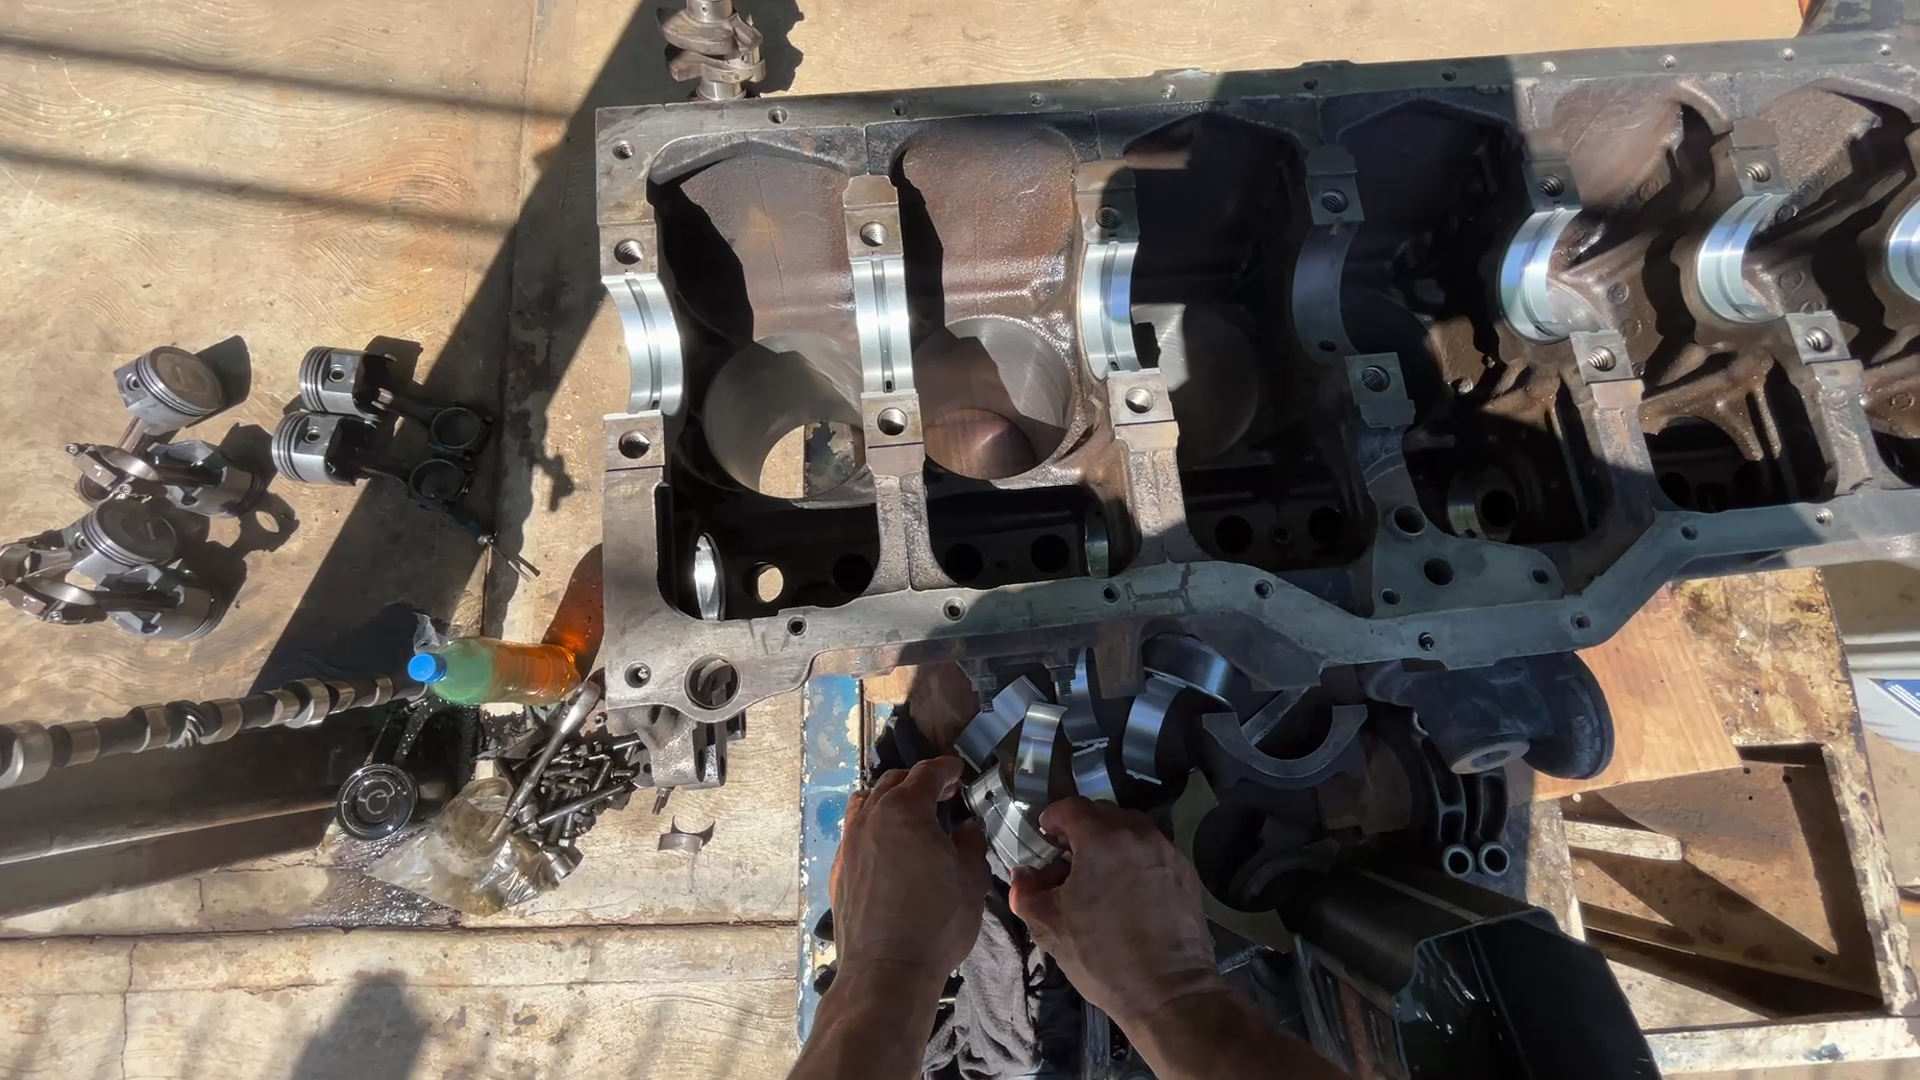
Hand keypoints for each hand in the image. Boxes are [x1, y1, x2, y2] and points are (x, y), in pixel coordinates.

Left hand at [831, 756, 989, 979]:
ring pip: (866, 801)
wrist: (886, 972)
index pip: (928, 773)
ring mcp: (849, 842)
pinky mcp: (838, 869)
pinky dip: (872, 826)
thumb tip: (966, 826)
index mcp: (905, 809)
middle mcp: (872, 816)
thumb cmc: (936, 921)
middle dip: (919, 781)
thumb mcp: (971, 878)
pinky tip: (887, 847)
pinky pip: (854, 832)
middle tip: (941, 794)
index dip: (947, 769)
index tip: (959, 772)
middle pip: (894, 781)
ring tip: (908, 814)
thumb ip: (971, 841)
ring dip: (889, 799)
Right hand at [1008, 796, 1222, 1024]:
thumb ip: (1027, 892)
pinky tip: (1129, 885)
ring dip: (1111, 838)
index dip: (1054, 817)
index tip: (1046, 833)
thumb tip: (1022, 874)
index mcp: (1101, 840)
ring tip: (1101, 868)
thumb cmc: (1104, 956)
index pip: (1071, 807)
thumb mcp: (1051, 926)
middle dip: (1082, 826)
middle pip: (1102, 812)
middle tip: (1069, 854)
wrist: (1169, 993)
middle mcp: (1136, 834)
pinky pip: (1153, 847)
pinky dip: (1136, 854)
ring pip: (1131, 827)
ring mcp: (1165, 850)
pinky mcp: (1185, 871)